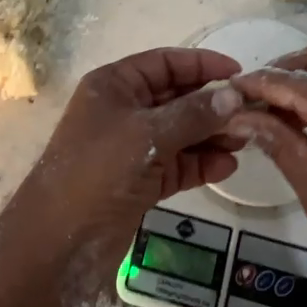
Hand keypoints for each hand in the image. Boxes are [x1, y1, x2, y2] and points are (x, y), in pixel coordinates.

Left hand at [19, 48, 244, 244]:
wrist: (56, 244)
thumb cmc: (96, 172)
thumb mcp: (146, 135)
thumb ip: (192, 113)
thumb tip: (233, 94)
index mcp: (115, 86)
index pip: (164, 62)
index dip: (201, 64)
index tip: (238, 71)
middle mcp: (124, 111)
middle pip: (176, 97)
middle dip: (212, 103)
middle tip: (250, 111)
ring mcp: (132, 148)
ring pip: (180, 131)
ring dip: (211, 134)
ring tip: (245, 139)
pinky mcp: (140, 181)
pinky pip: (177, 164)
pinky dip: (200, 163)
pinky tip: (227, 166)